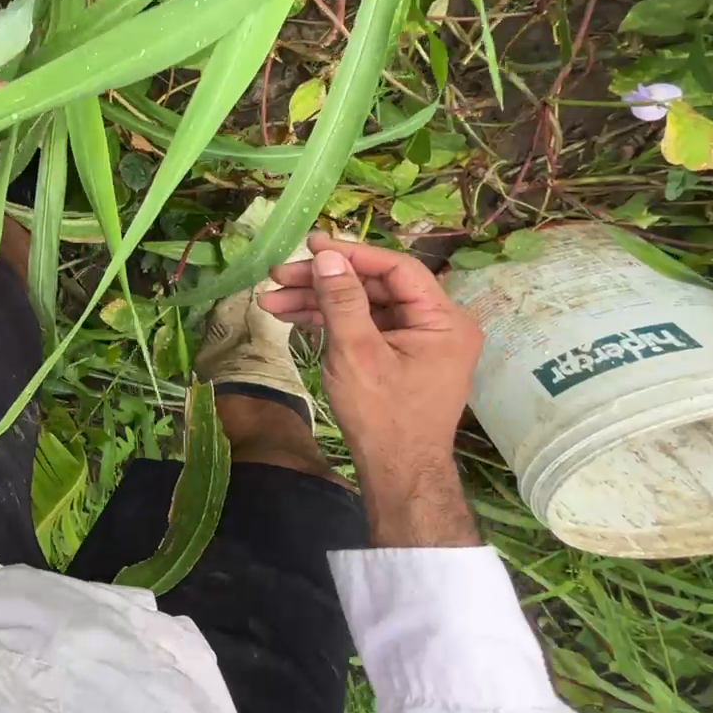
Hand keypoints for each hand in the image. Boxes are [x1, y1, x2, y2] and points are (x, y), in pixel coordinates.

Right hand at [258, 233, 485, 546]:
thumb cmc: (382, 411)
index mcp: (443, 320)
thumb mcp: (356, 351)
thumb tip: (325, 256)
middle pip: (372, 285)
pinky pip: (359, 324)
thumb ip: (341, 300)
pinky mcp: (394, 353)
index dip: (350, 253)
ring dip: (314, 299)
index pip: (396, 269)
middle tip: (277, 275)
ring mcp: (414, 339)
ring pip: (360, 304)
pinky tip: (288, 315)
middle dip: (322, 280)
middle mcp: (435, 324)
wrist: (396, 468)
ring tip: (270, 300)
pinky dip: (324, 318)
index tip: (308, 245)